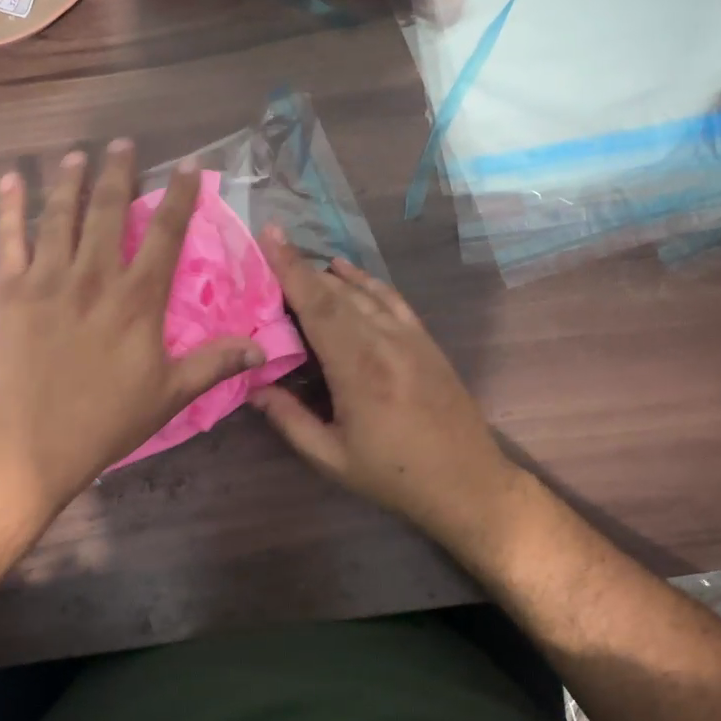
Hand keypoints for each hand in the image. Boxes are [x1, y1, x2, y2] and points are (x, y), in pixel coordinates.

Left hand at [0, 140, 264, 508]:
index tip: (188, 166)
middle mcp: (95, 275)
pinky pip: (10, 238)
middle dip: (120, 172)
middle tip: (124, 143)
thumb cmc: (106, 420)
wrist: (32, 442)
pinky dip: (10, 207)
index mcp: (138, 298)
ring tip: (78, 154)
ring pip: (62, 215)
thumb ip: (214, 363)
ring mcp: (49, 278)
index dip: (180, 196)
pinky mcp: (12, 290)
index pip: (166, 234)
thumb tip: (261, 348)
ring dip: (71, 181)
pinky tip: (11, 180)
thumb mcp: (170, 394)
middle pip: (111, 210)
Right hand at [248, 228, 527, 546]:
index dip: (290, 270)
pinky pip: (391, 299)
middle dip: (301, 266)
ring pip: (363, 292)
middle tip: (271, 244)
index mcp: (358, 369)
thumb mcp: (331, 457)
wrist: (468, 483)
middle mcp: (385, 342)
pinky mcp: (426, 341)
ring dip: (328, 273)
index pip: (318, 307)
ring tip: (297, 260)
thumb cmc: (393, 476)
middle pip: (336, 292)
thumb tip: (253, 387)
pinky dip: (365, 281)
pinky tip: (345, 272)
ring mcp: (410, 338)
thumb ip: (289, 420)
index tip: (269, 237)